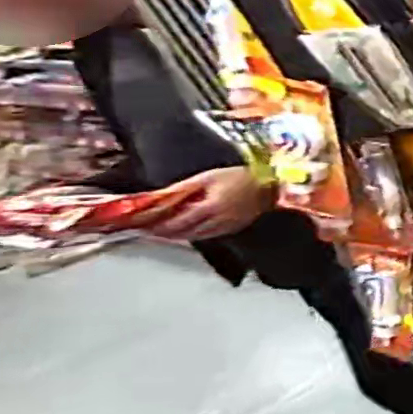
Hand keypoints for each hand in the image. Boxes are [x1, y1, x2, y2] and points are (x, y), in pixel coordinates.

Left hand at [142, 167, 272, 241]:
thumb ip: (178, 190)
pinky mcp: (236, 227)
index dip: (155, 226)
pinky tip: (189, 229)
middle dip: (163, 232)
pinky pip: (210, 235)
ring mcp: (229, 226)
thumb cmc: (239, 176)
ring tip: (165, 230)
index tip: (140, 225)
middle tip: (148, 229)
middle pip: (183, 233)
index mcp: (209, 207)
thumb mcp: (206, 178)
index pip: (174, 223)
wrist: (272, 182)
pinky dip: (196, 234)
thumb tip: (150, 199)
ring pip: (196, 237)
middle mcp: (219, 220)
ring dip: (178, 235)